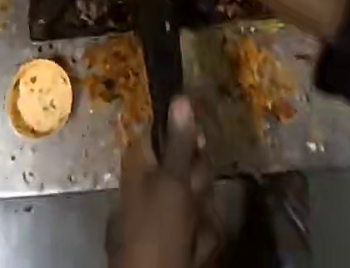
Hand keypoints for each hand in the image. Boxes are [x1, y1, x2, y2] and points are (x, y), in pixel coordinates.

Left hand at [109, 97, 218, 267]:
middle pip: (195, 165)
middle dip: (200, 186)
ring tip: (190, 236)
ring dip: (204, 218)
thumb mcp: (171, 182)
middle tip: (190, 202)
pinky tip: (194, 252)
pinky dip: (204, 241)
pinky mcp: (185, 235)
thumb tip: (182, 97)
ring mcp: (171, 208)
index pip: (173, 131)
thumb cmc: (156, 228)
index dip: (191, 141)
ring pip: (205, 198)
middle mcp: (156, 177)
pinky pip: (206, 227)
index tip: (200, 148)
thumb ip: (180, 141)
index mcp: (142, 157)